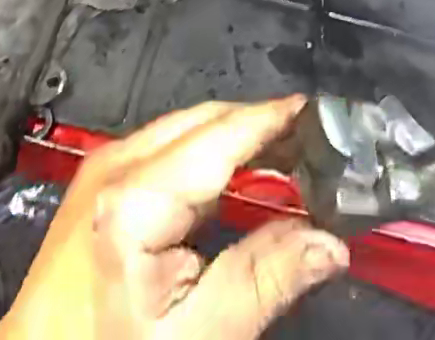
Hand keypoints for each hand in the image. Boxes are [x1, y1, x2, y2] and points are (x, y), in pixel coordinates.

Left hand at [0, 96, 349, 339]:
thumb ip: (264, 280)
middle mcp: (118, 164)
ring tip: (290, 154)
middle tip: (316, 144)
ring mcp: (107, 165)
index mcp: (135, 197)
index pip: (224, 133)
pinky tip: (241, 171)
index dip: (277, 117)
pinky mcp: (105, 176)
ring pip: (192, 125)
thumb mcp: (192, 337)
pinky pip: (174, 144)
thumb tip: (329, 242)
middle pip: (209, 119)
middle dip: (265, 124)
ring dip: (242, 134)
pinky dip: (215, 149)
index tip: (323, 115)